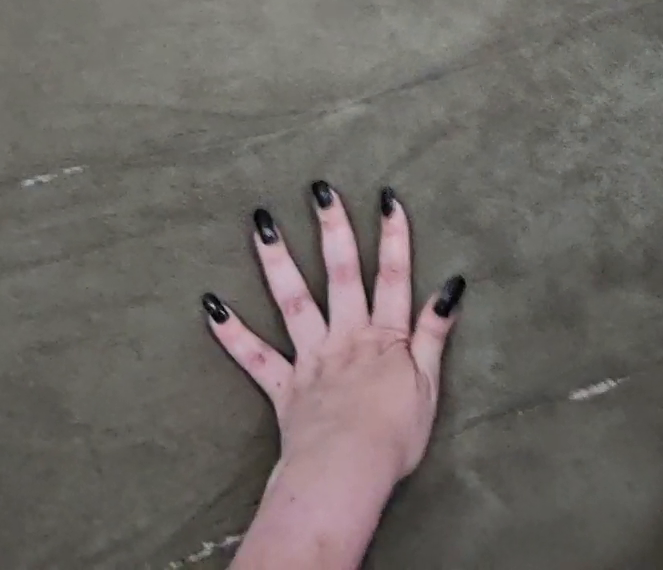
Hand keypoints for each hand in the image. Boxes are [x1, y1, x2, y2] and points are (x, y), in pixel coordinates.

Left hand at [204, 183, 463, 485]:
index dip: (394, 236)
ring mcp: (311, 357)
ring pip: (293, 300)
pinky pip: (254, 357)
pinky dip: (232, 333)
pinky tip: (211, 305)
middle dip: (332, 228)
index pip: (394, 276)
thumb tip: (451, 287)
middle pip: (341, 274)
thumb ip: (434, 333)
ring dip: (276, 260)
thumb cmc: (395, 435)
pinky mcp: (283, 386)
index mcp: (385, 336)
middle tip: (319, 189)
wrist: (345, 475)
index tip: (387, 198)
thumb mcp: (429, 384)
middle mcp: (346, 336)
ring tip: (261, 222)